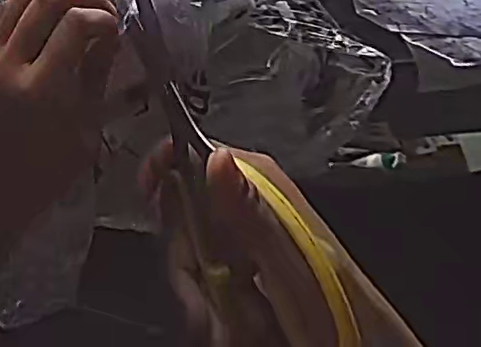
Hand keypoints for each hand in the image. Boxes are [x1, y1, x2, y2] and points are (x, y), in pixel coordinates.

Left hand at [0, 0, 119, 234]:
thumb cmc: (46, 172)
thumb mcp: (86, 128)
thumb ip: (97, 73)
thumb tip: (111, 33)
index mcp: (40, 90)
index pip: (75, 24)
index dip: (102, 17)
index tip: (116, 28)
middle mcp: (9, 64)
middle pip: (47, 0)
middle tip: (103, 6)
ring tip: (80, 1)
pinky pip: (5, 11)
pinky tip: (52, 0)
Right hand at [142, 142, 421, 346]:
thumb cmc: (332, 305)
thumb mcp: (290, 262)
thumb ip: (250, 211)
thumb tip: (214, 156)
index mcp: (257, 180)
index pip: (195, 152)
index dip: (166, 168)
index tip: (147, 192)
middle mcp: (248, 201)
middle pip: (185, 211)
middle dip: (186, 261)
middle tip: (206, 305)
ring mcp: (246, 237)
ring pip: (192, 251)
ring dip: (202, 295)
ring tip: (233, 330)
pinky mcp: (247, 270)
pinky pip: (207, 279)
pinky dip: (214, 308)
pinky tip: (237, 329)